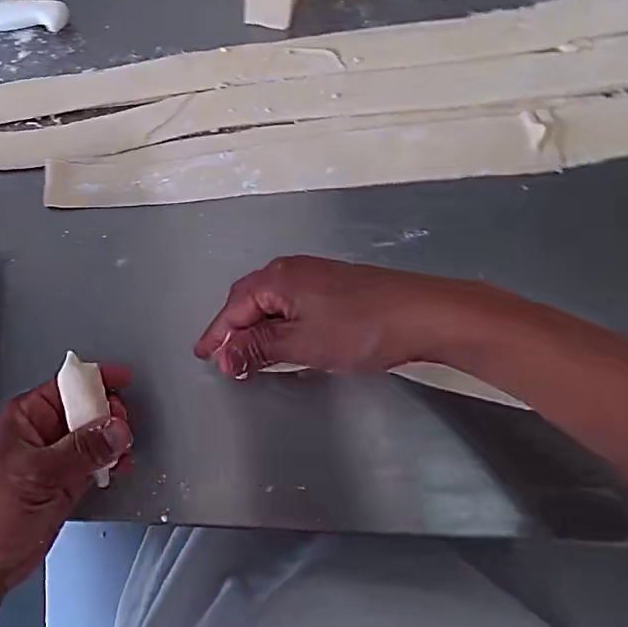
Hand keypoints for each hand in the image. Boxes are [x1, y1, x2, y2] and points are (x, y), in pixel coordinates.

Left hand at [0, 366, 133, 594]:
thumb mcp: (40, 473)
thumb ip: (83, 449)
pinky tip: (117, 467)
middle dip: (108, 414)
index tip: (122, 379)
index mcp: (26, 416)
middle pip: (84, 409)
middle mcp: (39, 433)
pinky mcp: (62, 484)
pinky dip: (108, 463)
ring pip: (92, 437)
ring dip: (111, 441)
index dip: (95, 380)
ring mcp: (52, 459)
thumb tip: (115, 428)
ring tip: (122, 450)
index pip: (66, 385)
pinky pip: (93, 463)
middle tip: (123, 426)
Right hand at [194, 255, 505, 377]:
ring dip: (255, 326)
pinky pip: (290, 301)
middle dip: (233, 329)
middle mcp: (291, 269)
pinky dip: (278, 321)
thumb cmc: (361, 328)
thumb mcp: (302, 344)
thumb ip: (259, 347)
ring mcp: (314, 274)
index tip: (204, 356)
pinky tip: (283, 337)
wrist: (423, 313)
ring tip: (248, 352)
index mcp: (278, 278)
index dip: (217, 335)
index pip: (234, 307)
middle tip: (223, 358)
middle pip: (248, 298)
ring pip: (271, 300)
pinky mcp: (333, 284)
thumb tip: (224, 355)